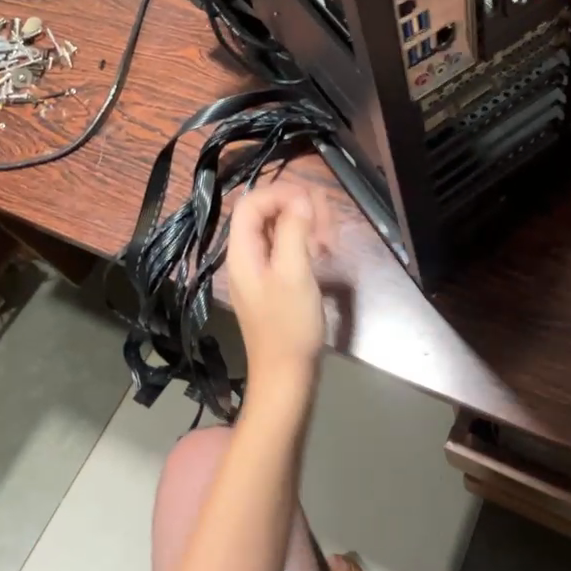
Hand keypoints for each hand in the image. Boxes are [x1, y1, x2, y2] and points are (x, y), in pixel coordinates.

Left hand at [225, 183, 329, 397]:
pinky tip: (322, 256)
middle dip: (299, 209)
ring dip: (307, 225)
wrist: (286, 376)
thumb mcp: (294, 273)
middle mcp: (247, 255)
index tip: (314, 206)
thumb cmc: (289, 326)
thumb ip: (294, 230)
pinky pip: (288, 246)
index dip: (283, 194)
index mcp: (243, 251)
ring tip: (328, 245)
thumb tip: (302, 198)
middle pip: (268, 210)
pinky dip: (307, 242)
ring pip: (281, 226)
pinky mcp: (276, 279)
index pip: (252, 201)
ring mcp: (261, 268)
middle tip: (327, 229)